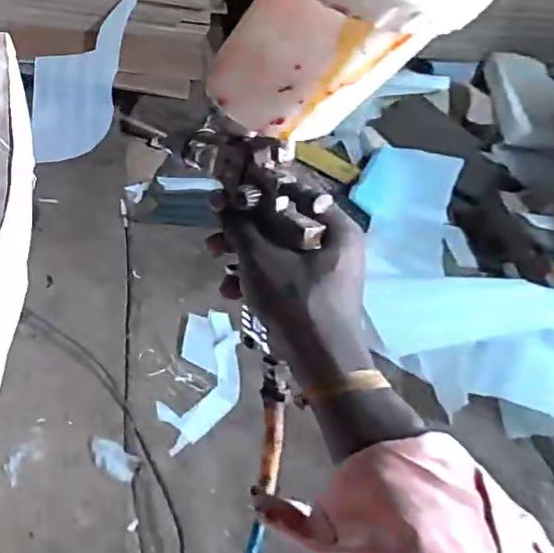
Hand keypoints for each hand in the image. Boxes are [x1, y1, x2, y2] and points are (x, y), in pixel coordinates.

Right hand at [209, 195, 371, 387]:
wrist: (321, 362)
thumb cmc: (296, 301)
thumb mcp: (259, 258)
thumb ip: (238, 225)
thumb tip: (221, 200)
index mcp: (337, 228)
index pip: (296, 192)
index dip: (259, 191)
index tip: (231, 195)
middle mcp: (336, 244)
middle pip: (281, 222)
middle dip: (242, 229)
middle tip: (216, 231)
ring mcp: (325, 270)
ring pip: (276, 248)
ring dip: (242, 253)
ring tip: (216, 260)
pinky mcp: (313, 291)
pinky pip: (280, 272)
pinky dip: (255, 276)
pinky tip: (232, 290)